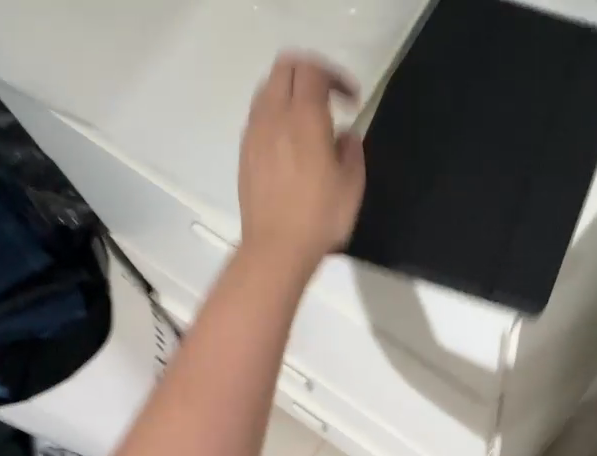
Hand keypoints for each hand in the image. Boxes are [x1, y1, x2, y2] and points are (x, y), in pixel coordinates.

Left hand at [238, 54, 366, 268]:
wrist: (276, 248)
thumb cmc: (320, 218)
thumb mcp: (352, 185)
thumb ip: (351, 150)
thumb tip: (344, 136)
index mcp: (304, 117)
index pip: (314, 70)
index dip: (336, 77)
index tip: (352, 101)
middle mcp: (274, 115)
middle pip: (286, 67)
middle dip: (310, 74)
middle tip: (329, 98)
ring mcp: (254, 132)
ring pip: (268, 88)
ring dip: (290, 93)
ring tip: (308, 120)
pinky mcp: (245, 151)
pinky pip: (259, 115)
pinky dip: (276, 114)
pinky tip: (290, 143)